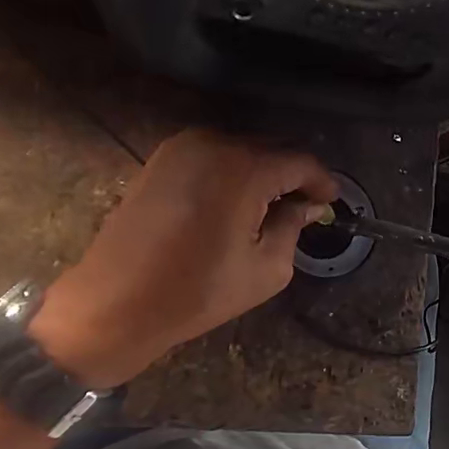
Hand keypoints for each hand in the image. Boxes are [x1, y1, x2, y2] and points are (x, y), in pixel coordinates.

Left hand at [28, 128, 337, 386]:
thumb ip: (293, 226)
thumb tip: (308, 206)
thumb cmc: (198, 292)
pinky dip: (233, 172)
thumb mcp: (266, 267)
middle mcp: (214, 145)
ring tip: (273, 206)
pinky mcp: (160, 160)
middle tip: (307, 204)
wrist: (116, 303)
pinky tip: (238, 202)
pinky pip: (213, 155)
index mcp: (244, 170)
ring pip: (242, 149)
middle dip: (294, 174)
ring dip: (263, 172)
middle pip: (271, 148)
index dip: (322, 181)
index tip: (332, 201)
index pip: (300, 162)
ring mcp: (182, 148)